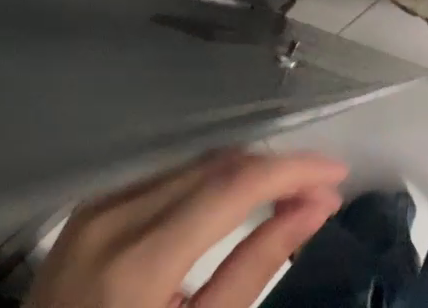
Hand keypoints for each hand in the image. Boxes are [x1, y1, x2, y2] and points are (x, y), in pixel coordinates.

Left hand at [27, 150, 347, 307]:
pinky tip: (236, 194)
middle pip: (215, 164)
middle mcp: (112, 216)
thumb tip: (317, 206)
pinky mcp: (89, 206)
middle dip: (276, 167)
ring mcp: (94, 206)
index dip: (293, 169)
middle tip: (321, 189)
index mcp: (136, 262)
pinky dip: (209, 177)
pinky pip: (165, 174)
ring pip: (193, 162)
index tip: (338, 174)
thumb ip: (256, 266)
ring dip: (246, 169)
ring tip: (289, 190)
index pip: (232, 186)